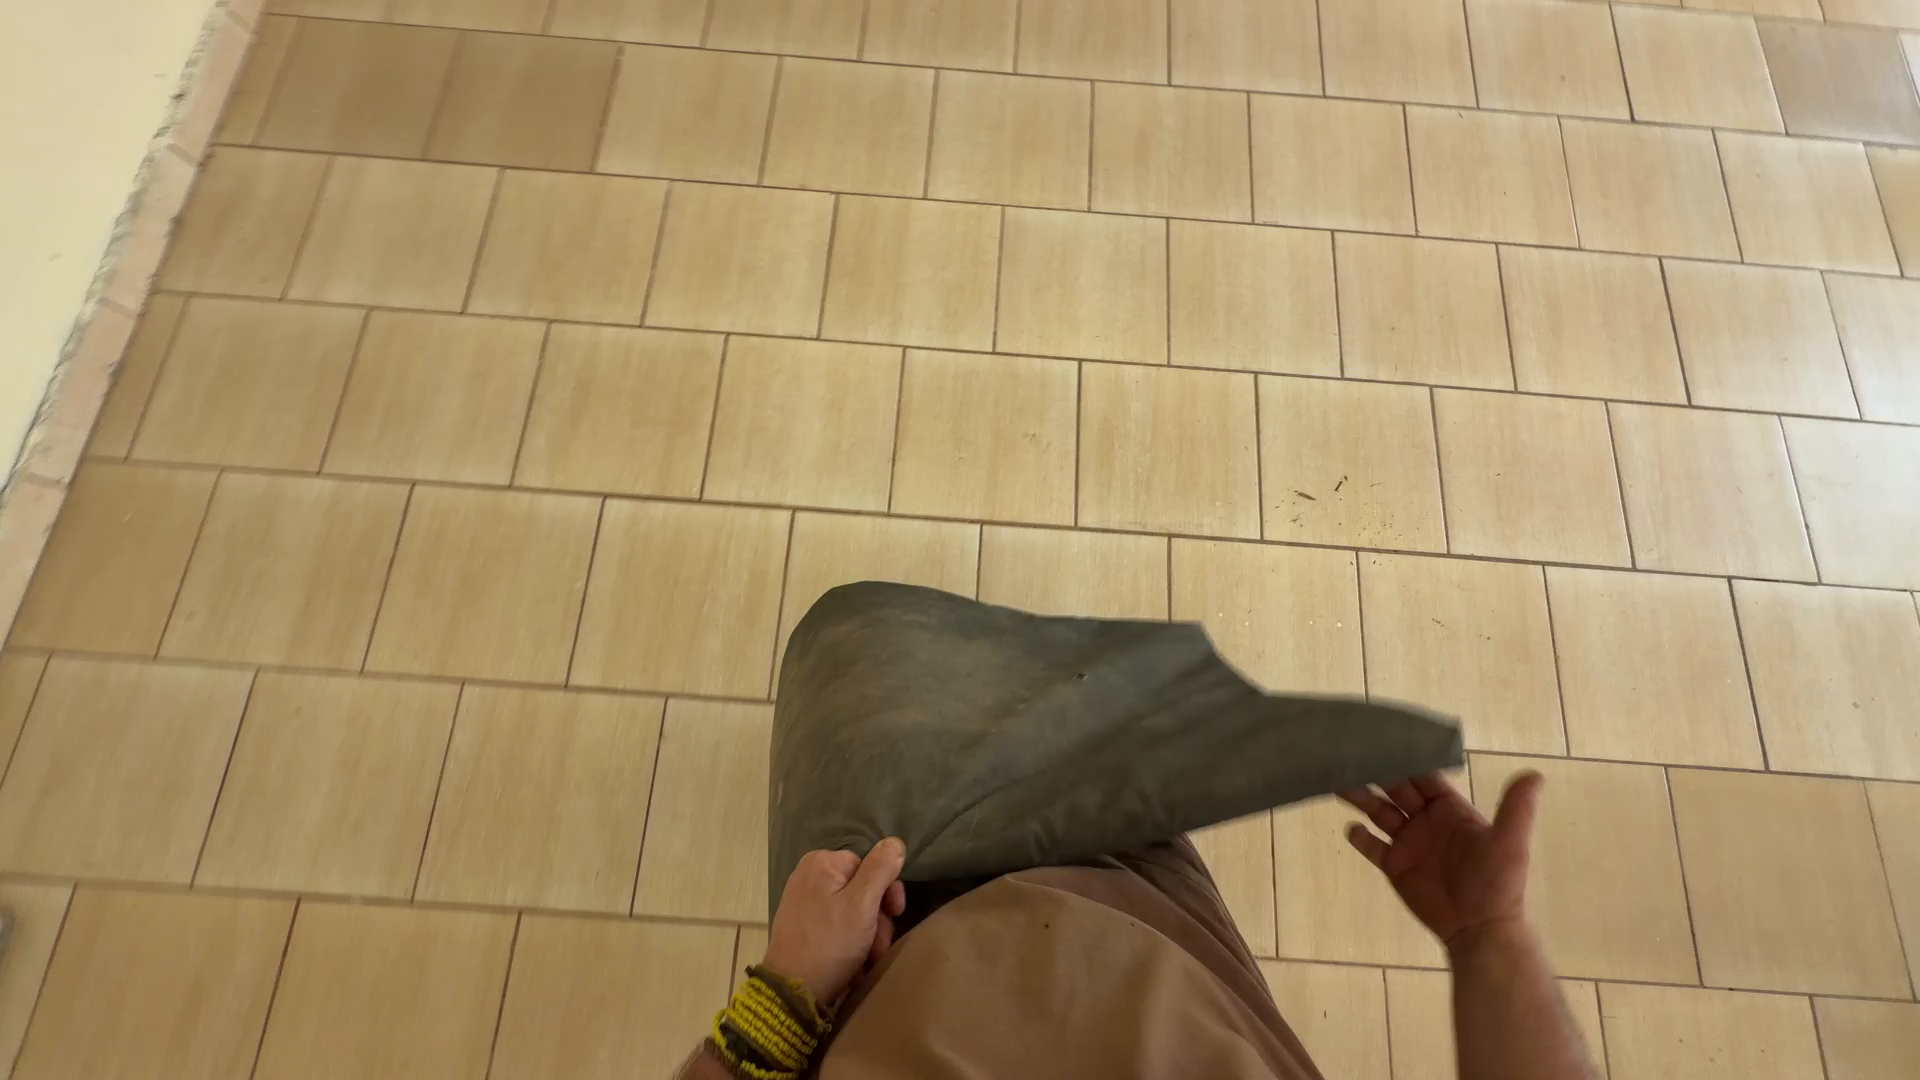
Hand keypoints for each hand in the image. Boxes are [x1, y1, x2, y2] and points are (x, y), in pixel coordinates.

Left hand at [762, 838, 907, 1002]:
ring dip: (867, 934)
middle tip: (879, 945)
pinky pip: (836, 923)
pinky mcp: (801, 924)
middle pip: (862, 887)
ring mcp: (803, 900)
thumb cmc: (829, 945)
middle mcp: (810, 874)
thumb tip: (895, 842)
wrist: (790, 995)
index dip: (886, 890)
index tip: (896, 915)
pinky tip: (854, 961)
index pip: (870, 865)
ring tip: (867, 959)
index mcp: (822, 862)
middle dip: (877, 918)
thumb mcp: (861, 905)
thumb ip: (880, 869)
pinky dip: (849, 941)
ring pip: (852, 909)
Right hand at [1340, 771, 1542, 947]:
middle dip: (1373, 774)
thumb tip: (1535, 774)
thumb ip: (1516, 809)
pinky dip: (1359, 837)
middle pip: (1393, 790)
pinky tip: (1351, 830)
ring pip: (1377, 812)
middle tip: (1348, 758)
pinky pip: (1371, 846)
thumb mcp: (1510, 844)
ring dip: (1359, 797)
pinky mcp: (1394, 865)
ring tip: (1338, 785)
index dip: (1404, 760)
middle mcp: (1425, 820)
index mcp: (1449, 810)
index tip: (1382, 742)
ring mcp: (1408, 842)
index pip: (1421, 777)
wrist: (1481, 931)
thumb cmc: (1497, 884)